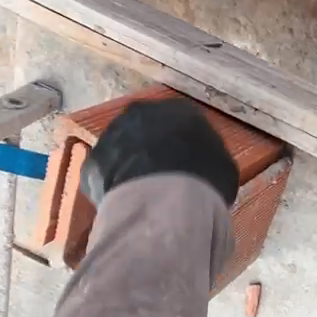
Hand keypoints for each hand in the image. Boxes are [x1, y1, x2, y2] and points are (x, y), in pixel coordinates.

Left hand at [81, 97, 238, 206]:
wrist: (166, 199)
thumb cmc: (205, 180)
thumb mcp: (223, 168)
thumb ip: (211, 159)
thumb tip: (204, 164)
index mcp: (179, 110)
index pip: (183, 123)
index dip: (185, 146)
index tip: (188, 167)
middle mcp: (142, 113)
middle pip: (147, 130)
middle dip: (153, 151)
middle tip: (163, 179)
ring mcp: (112, 134)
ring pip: (122, 149)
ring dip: (131, 167)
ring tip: (144, 195)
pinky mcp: (92, 161)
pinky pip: (105, 174)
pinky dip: (114, 187)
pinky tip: (127, 205)